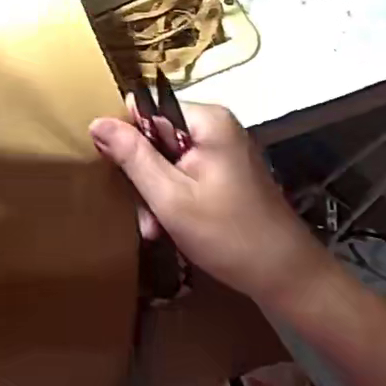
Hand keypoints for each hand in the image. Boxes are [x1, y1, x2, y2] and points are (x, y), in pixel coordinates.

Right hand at [90, 102, 333, 309]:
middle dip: (143, 175)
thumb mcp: (170, 198)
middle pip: (157, 135)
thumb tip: (97, 121)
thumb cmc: (229, 236)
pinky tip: (171, 225)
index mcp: (206, 120)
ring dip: (155, 192)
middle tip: (143, 215)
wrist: (287, 276)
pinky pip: (185, 170)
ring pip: (167, 157)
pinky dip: (173, 196)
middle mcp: (215, 124)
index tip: (119, 173)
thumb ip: (133, 156)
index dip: (126, 138)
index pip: (146, 109)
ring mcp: (222, 147)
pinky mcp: (225, 168)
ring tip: (156, 228)